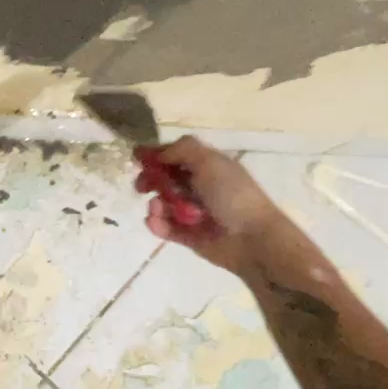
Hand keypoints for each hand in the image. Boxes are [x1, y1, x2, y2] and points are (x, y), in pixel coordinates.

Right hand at [140, 135, 280, 271]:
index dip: (156, 154)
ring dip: (155, 204)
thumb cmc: (232, 195)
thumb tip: (157, 154)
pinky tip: (155, 222)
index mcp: (207, 166)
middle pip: (164, 179)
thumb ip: (182, 150)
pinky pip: (164, 227)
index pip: (176, 155)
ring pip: (162, 204)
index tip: (136, 157)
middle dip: (150, 180)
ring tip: (159, 208)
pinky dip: (156, 223)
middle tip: (141, 186)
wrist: (251, 238)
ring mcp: (192, 212)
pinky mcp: (187, 235)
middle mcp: (199, 186)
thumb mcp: (209, 162)